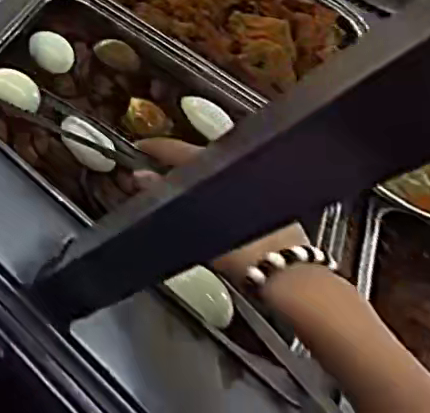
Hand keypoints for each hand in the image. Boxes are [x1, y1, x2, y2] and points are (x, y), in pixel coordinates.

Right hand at [134, 137, 311, 283]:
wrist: (292, 282)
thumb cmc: (243, 249)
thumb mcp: (195, 222)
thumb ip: (162, 196)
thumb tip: (138, 178)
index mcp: (224, 166)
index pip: (181, 149)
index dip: (155, 148)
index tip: (138, 148)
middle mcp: (243, 170)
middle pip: (199, 158)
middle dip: (174, 163)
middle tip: (151, 169)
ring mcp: (258, 188)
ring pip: (215, 174)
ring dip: (192, 178)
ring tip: (171, 188)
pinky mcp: (268, 209)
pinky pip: (228, 188)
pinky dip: (210, 191)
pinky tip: (200, 204)